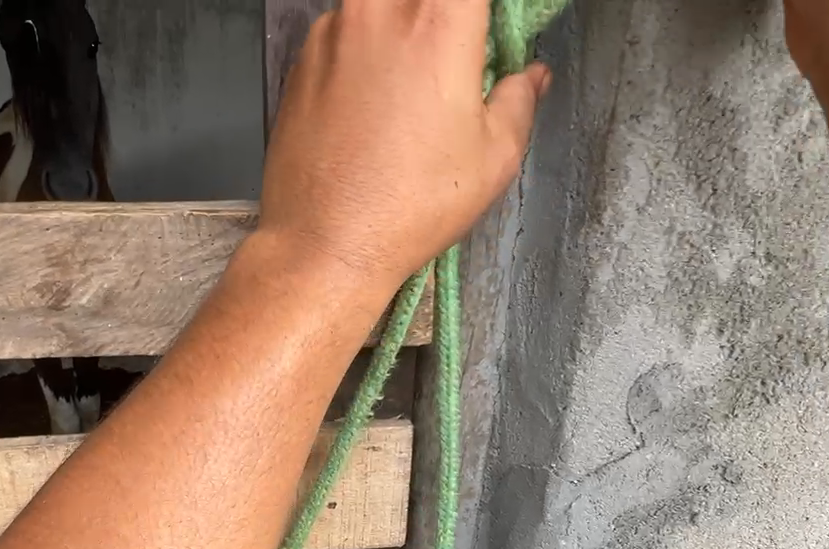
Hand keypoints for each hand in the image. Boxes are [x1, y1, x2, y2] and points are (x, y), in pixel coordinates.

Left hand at [258, 0, 551, 291]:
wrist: (324, 246)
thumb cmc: (411, 207)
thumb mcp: (493, 161)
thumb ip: (519, 101)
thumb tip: (529, 77)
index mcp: (439, 17)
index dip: (479, 12)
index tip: (485, 38)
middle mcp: (379, 7)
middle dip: (438, 22)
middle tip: (448, 67)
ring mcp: (331, 31)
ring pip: (379, 10)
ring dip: (397, 37)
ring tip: (403, 99)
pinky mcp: (299, 63)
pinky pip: (342, 39)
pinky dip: (359, 61)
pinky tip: (364, 117)